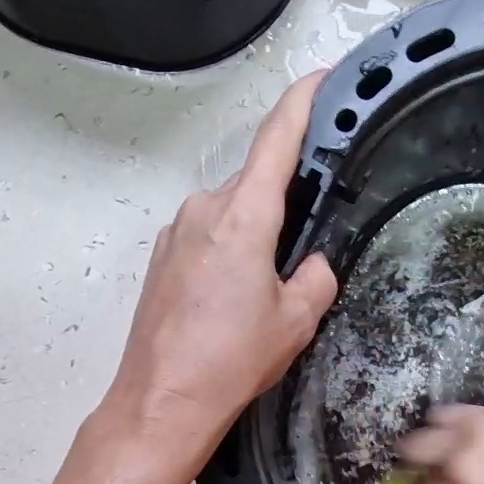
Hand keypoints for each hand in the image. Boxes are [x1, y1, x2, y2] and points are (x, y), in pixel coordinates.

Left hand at [99, 72, 338, 455]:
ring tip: (260, 298)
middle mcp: (203, 211)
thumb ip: (316, 279)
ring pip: (230, 216)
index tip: (321, 84)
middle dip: (282, 211)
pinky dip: (225, 258)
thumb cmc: (225, 363)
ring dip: (252, 241)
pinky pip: (205, 240)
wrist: (163, 400)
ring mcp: (176, 233)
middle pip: (255, 186)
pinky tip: (230, 305)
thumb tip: (313, 266)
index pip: (278, 138)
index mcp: (243, 216)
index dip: (304, 104)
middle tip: (300, 258)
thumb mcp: (296, 321)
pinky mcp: (161, 259)